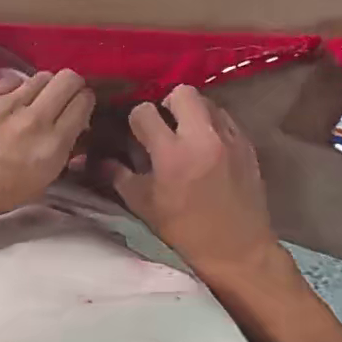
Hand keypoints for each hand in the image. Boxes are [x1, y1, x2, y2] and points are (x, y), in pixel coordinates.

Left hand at [0, 70, 94, 223]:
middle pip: (68, 79)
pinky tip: (9, 104)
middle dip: (70, 87)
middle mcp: (32, 119)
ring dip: (42, 88)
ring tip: (33, 103)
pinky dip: (15, 89)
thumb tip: (77, 121)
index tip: (78, 108)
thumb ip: (66, 145)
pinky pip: (11, 80)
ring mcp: (4, 105)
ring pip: (40, 76)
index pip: (84, 101)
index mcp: (53, 143)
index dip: (84, 102)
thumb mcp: (47, 176)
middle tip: (62, 99)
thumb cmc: (4, 190)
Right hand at [95, 85, 281, 278]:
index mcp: (171, 154)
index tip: (134, 133)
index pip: (144, 112)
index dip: (134, 120)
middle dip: (166, 103)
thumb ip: (116, 174)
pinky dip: (211, 125)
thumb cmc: (182, 228)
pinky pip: (226, 119)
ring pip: (209, 102)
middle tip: (161, 124)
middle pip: (183, 93)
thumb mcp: (141, 203)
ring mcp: (230, 139)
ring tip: (183, 133)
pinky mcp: (248, 145)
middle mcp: (203, 138)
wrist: (236, 248)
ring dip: (191, 112)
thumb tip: (93, 159)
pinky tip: (204, 145)